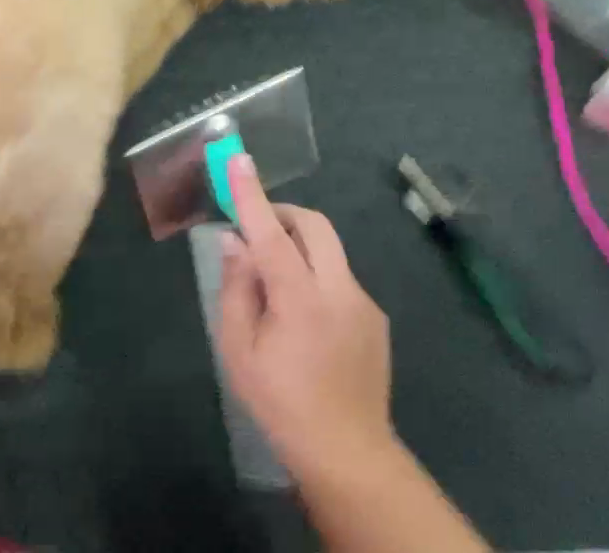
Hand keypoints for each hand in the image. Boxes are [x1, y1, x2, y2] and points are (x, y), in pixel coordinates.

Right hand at [216, 153, 394, 473]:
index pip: (270, 233)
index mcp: (301, 299)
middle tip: (247, 225)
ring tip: (265, 277)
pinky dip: (310, 270)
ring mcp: (364, 305)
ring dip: (294, 244)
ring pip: (327, 250)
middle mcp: (341, 292)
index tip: (237, 159)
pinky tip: (292, 307)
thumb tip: (235, 242)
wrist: (346, 449)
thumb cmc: (277, 397)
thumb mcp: (237, 344)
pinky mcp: (373, 319)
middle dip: (279, 212)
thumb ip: (236, 287)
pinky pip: (336, 276)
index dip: (250, 194)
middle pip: (314, 227)